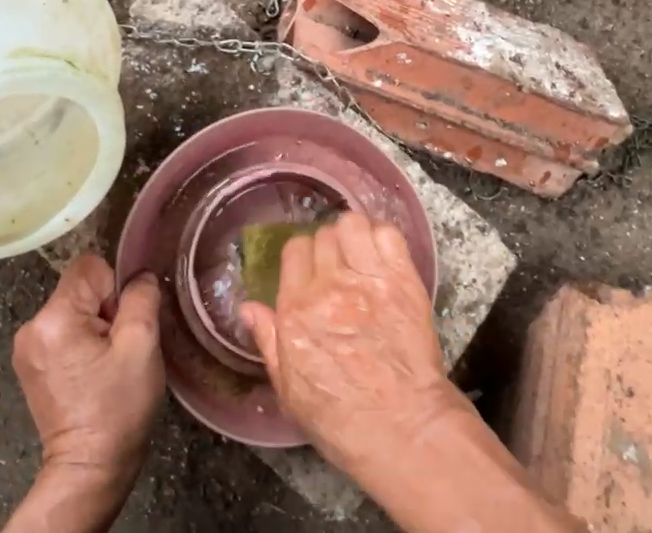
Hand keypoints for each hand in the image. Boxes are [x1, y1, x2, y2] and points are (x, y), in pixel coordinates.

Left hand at [11, 255, 163, 489]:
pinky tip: (93, 373)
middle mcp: (31, 327)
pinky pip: (63, 332)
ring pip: (74, 310)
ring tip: (108, 364)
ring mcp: (26, 349)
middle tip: (120, 348)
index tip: (123, 323)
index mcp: (53, 318)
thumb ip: (141, 297)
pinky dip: (82, 343)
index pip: (89, 266)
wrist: (90, 467)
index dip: (115, 287)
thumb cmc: (118, 406)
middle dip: (106, 308)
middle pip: (80, 288)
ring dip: (96, 327)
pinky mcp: (30, 366)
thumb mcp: (142, 345)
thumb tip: (140, 275)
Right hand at [238, 213, 463, 477]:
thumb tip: (247, 307)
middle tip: (339, 266)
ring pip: (352, 225)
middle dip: (328, 247)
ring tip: (361, 254)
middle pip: (323, 236)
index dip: (302, 257)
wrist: (400, 426)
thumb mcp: (289, 388)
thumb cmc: (341, 417)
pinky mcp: (403, 280)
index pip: (294, 250)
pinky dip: (384, 238)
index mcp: (296, 310)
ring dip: (354, 235)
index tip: (312, 270)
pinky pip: (389, 234)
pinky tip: (383, 257)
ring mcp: (368, 280)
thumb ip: (268, 340)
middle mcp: (328, 287)